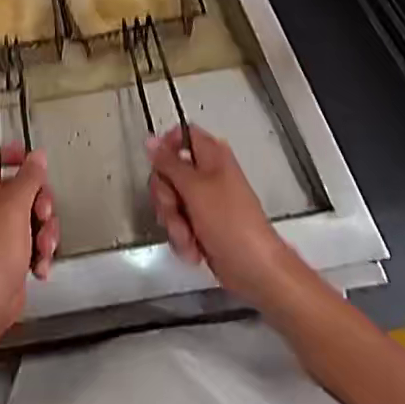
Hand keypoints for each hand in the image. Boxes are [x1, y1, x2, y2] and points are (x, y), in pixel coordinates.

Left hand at [0, 143, 59, 346]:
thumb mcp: (16, 205)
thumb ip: (30, 177)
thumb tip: (36, 158)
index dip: (16, 153)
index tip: (34, 160)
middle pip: (23, 185)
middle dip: (40, 200)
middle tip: (40, 211)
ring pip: (32, 214)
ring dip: (44, 230)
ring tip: (39, 244)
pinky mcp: (8, 251)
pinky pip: (33, 240)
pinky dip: (40, 251)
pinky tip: (37, 263)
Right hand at [147, 126, 295, 304]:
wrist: (254, 269)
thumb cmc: (229, 221)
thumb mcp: (194, 187)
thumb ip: (168, 162)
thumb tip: (151, 140)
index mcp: (211, 155)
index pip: (180, 135)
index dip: (166, 147)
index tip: (161, 169)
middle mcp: (207, 174)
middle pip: (168, 171)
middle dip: (166, 196)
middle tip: (176, 207)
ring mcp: (204, 201)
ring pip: (170, 200)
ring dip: (173, 222)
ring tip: (188, 235)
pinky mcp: (201, 225)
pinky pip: (177, 222)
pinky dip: (182, 237)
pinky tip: (193, 248)